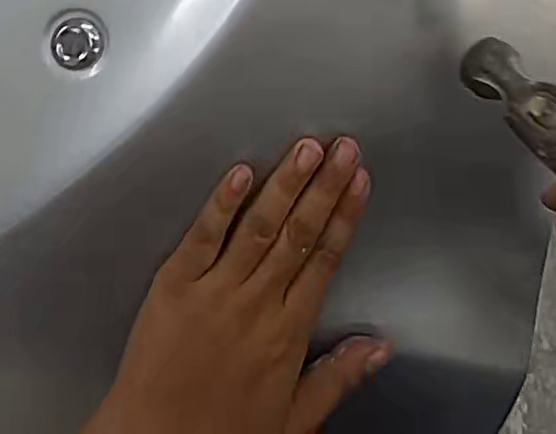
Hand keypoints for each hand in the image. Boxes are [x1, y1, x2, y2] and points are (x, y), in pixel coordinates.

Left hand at [84, 138, 383, 433]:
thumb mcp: (291, 420)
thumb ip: (338, 377)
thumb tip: (381, 347)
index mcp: (287, 332)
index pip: (325, 258)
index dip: (345, 214)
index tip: (360, 180)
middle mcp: (256, 305)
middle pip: (299, 232)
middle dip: (325, 185)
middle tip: (344, 148)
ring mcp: (215, 291)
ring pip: (259, 225)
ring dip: (286, 183)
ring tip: (306, 149)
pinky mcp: (174, 285)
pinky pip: (203, 236)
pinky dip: (222, 203)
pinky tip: (241, 172)